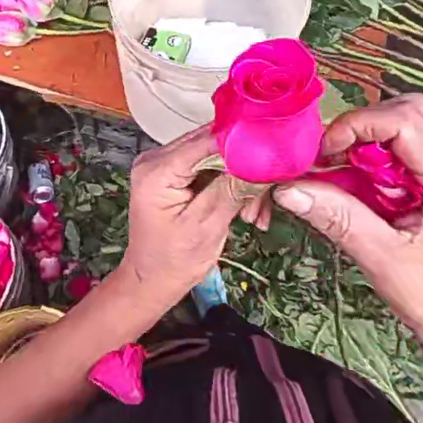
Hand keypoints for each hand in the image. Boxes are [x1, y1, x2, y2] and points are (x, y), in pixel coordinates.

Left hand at [121, 125, 257, 307]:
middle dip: (242, 167)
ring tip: (252, 211)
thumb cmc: (173, 261)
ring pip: (217, 155)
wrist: (152, 281)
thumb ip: (231, 189)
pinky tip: (243, 206)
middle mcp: (157, 158)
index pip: (207, 140)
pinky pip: (212, 166)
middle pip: (213, 144)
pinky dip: (230, 183)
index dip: (242, 144)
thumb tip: (261, 162)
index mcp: (157, 170)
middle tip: (263, 195)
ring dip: (240, 178)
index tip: (271, 155)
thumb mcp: (206, 226)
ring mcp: (167, 163)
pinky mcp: (177, 172)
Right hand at [274, 96, 422, 362]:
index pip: (407, 121)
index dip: (358, 126)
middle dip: (366, 129)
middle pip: (415, 112)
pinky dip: (392, 154)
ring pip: (420, 122)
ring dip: (378, 140)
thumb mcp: (384, 262)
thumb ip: (339, 217)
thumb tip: (289, 188)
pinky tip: (376, 184)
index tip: (325, 153)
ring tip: (352, 173)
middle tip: (334, 160)